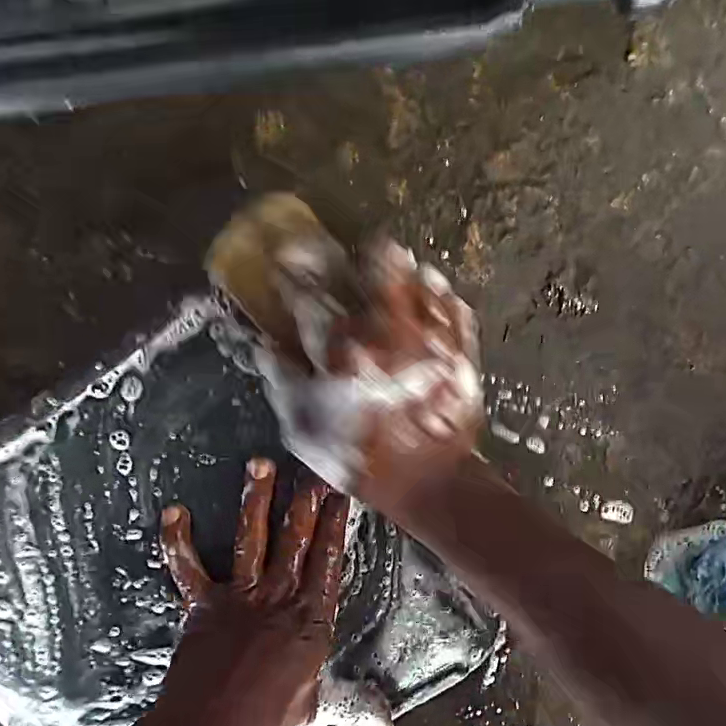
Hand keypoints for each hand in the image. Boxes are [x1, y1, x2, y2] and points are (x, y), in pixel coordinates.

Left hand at [155, 457, 387, 725]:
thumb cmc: (266, 720)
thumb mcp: (317, 707)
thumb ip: (352, 704)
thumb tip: (386, 722)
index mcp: (313, 617)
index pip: (330, 559)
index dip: (336, 523)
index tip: (342, 493)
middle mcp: (280, 596)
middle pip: (296, 538)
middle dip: (306, 499)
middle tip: (312, 466)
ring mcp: (241, 596)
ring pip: (252, 538)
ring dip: (255, 500)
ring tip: (259, 464)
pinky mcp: (203, 604)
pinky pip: (188, 567)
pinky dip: (178, 540)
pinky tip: (174, 512)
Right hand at [261, 238, 483, 522]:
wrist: (429, 481)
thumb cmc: (362, 458)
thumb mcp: (306, 431)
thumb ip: (284, 384)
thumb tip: (265, 348)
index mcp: (342, 353)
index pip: (310, 300)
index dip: (294, 274)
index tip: (287, 257)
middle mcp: (386, 338)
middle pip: (373, 279)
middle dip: (362, 257)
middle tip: (359, 245)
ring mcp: (429, 343)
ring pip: (419, 290)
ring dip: (408, 271)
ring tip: (400, 256)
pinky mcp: (461, 356)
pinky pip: (457, 316)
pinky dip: (448, 299)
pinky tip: (441, 289)